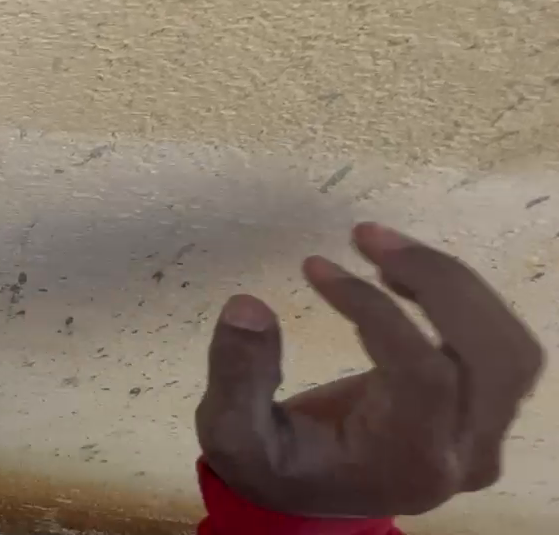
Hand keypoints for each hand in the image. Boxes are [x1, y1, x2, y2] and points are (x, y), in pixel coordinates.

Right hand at [196, 223, 544, 517]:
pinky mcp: (471, 413)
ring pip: (510, 351)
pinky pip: (493, 351)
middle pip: (498, 359)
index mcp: (407, 458)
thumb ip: (237, 373)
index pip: (423, 373)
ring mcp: (478, 434)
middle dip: (440, 284)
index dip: (374, 310)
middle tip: (365, 234)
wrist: (304, 505)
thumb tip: (248, 304)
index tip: (313, 266)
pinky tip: (396, 274)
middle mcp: (463, 449)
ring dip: (452, 284)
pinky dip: (455, 300)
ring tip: (376, 241)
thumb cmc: (266, 468)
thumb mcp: (230, 431)